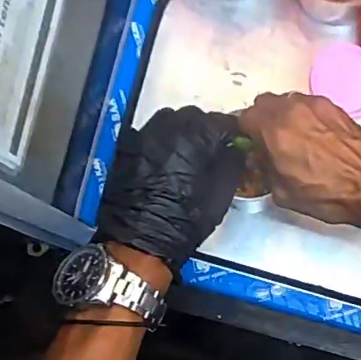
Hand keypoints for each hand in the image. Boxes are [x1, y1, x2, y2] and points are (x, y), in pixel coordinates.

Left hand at [96, 107, 245, 269]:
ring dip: (179, 133)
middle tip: (208, 154)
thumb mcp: (221, 195)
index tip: (232, 146)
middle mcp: (168, 127)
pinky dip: (158, 142)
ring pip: (169, 121)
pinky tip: (160, 162)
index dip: (231, 135)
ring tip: (184, 156)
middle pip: (194, 117)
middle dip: (204, 132)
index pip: (223, 121)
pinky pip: (148, 134)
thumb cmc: (184, 221)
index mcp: (196, 135)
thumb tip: (235, 148)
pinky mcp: (125, 147)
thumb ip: (233, 163)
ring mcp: (143, 135)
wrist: (138, 242)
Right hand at [236, 92, 360, 226]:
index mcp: (274, 131)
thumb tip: (259, 157)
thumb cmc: (325, 194)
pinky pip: (309, 104)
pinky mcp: (335, 107)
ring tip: (292, 137)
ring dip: (283, 115)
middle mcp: (292, 110)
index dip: (242, 131)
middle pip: (264, 103)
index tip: (247, 143)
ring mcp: (316, 105)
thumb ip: (264, 168)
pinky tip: (313, 136)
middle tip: (266, 140)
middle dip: (261, 119)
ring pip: (288, 101)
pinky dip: (305, 116)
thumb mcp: (282, 192)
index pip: (244, 117)